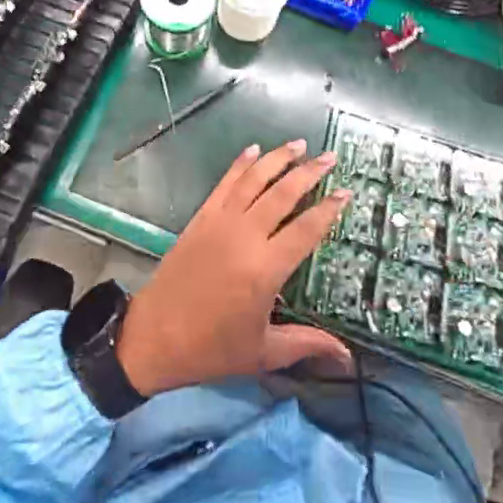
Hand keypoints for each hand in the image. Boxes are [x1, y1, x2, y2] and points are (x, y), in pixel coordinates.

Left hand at [116, 141, 353, 395]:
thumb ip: (307, 344)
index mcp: (265, 269)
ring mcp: (218, 224)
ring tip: (298, 144)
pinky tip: (252, 151)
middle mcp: (244, 237)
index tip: (345, 192)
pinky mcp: (199, 220)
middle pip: (282, 195)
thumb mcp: (264, 352)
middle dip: (308, 173)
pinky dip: (239, 165)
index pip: (305, 230)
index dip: (327, 210)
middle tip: (329, 157)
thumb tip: (348, 358)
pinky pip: (223, 185)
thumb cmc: (212, 347)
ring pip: (252, 182)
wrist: (155, 335)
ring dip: (276, 160)